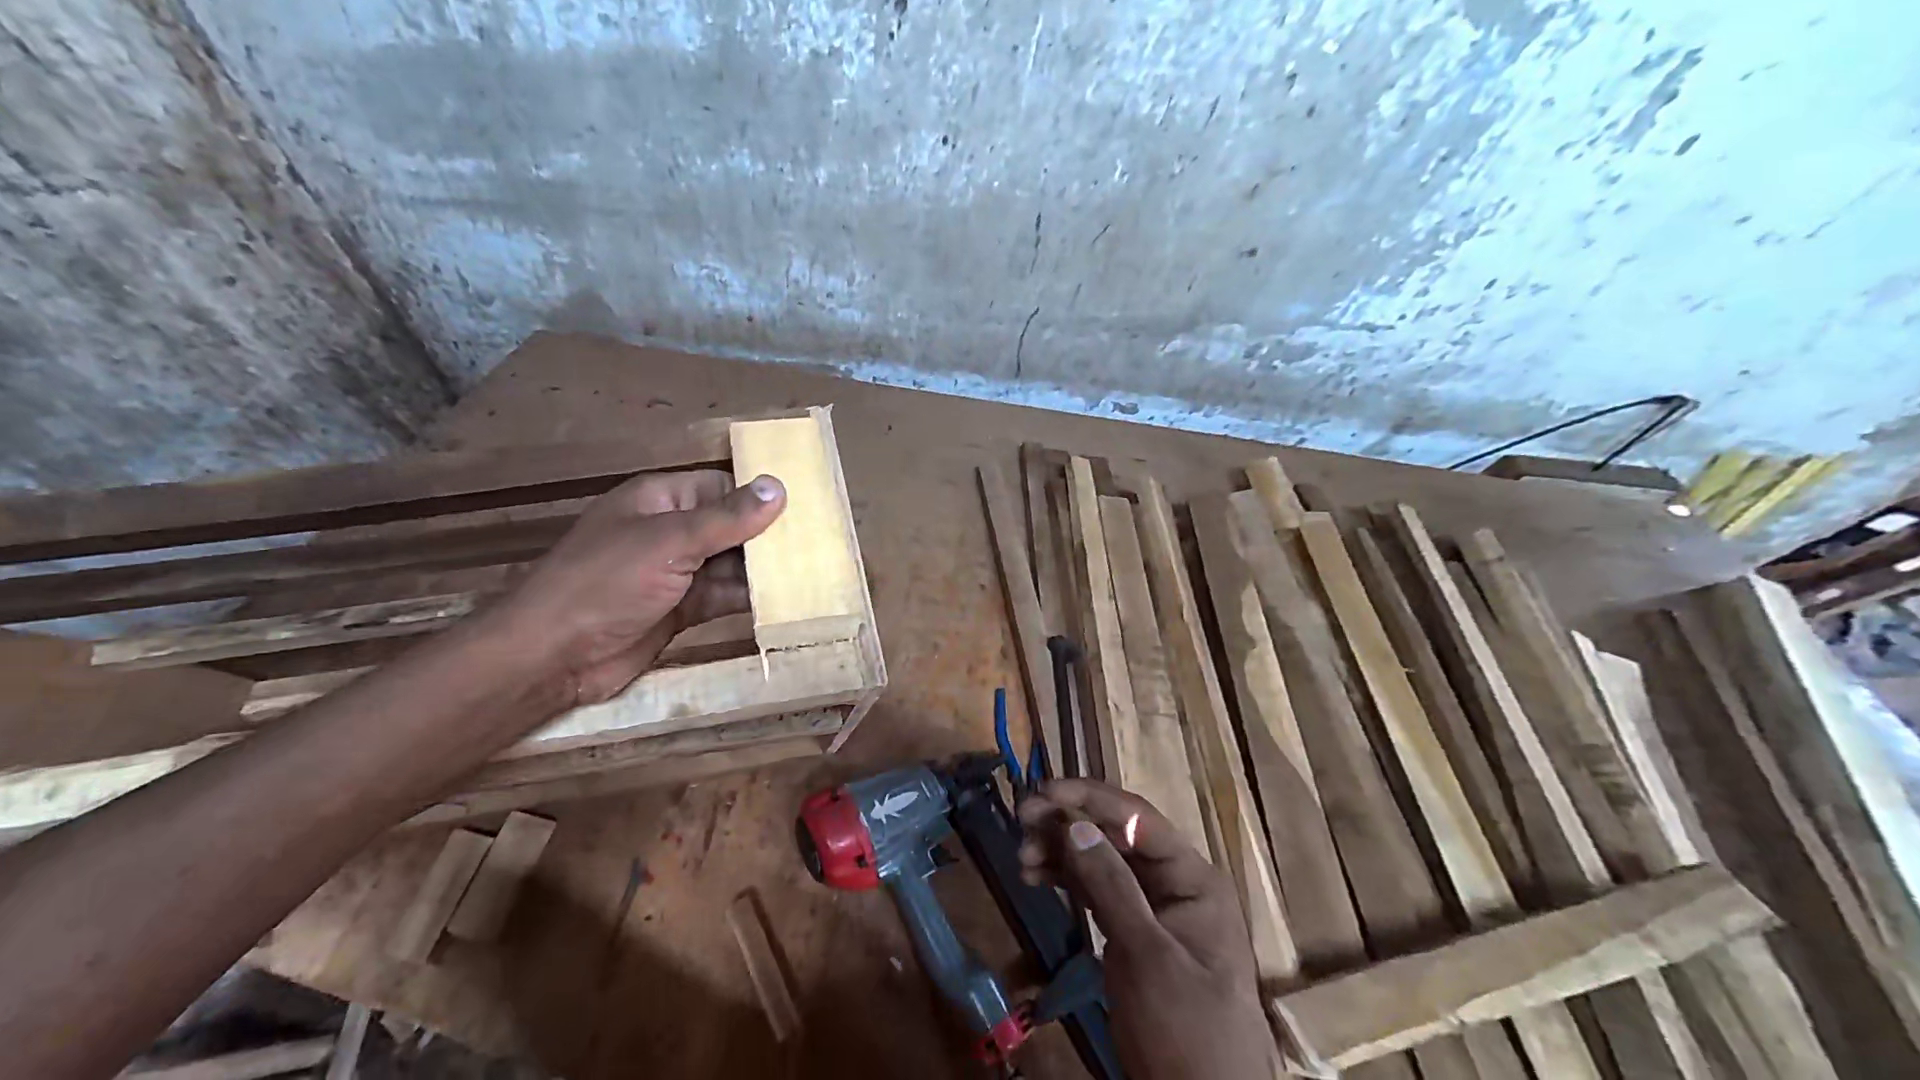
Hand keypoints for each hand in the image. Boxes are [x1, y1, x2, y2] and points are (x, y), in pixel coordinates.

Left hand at [483, 469, 784, 705]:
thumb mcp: (669, 542)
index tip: (807, 506)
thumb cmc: (606, 583)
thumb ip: (727, 518)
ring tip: (811, 572)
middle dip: (768, 536)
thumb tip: (778, 486)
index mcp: (660, 500)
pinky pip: (724, 595)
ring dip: (764, 570)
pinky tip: (784, 601)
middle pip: (731, 526)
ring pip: (731, 563)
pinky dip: (750, 598)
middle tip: (819, 543)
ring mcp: (676, 572)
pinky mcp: (681, 608)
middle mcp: (670, 531)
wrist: (554, 657)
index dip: (760, 495)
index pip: (722, 487)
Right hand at [1018, 780, 1276, 1079]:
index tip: (1043, 792)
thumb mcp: (1147, 957)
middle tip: (1022, 820)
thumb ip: (1112, 886)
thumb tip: (1074, 824)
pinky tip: (1036, 875)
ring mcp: (1152, 907)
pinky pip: (1095, 888)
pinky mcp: (1132, 931)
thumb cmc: (1186, 1029)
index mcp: (1191, 877)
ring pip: (1100, 859)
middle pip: (1115, 834)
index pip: (1136, 817)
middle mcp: (1173, 882)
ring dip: (1061, 850)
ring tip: (1022, 855)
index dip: (1088, 797)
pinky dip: (1066, 879)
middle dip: (1068, 823)